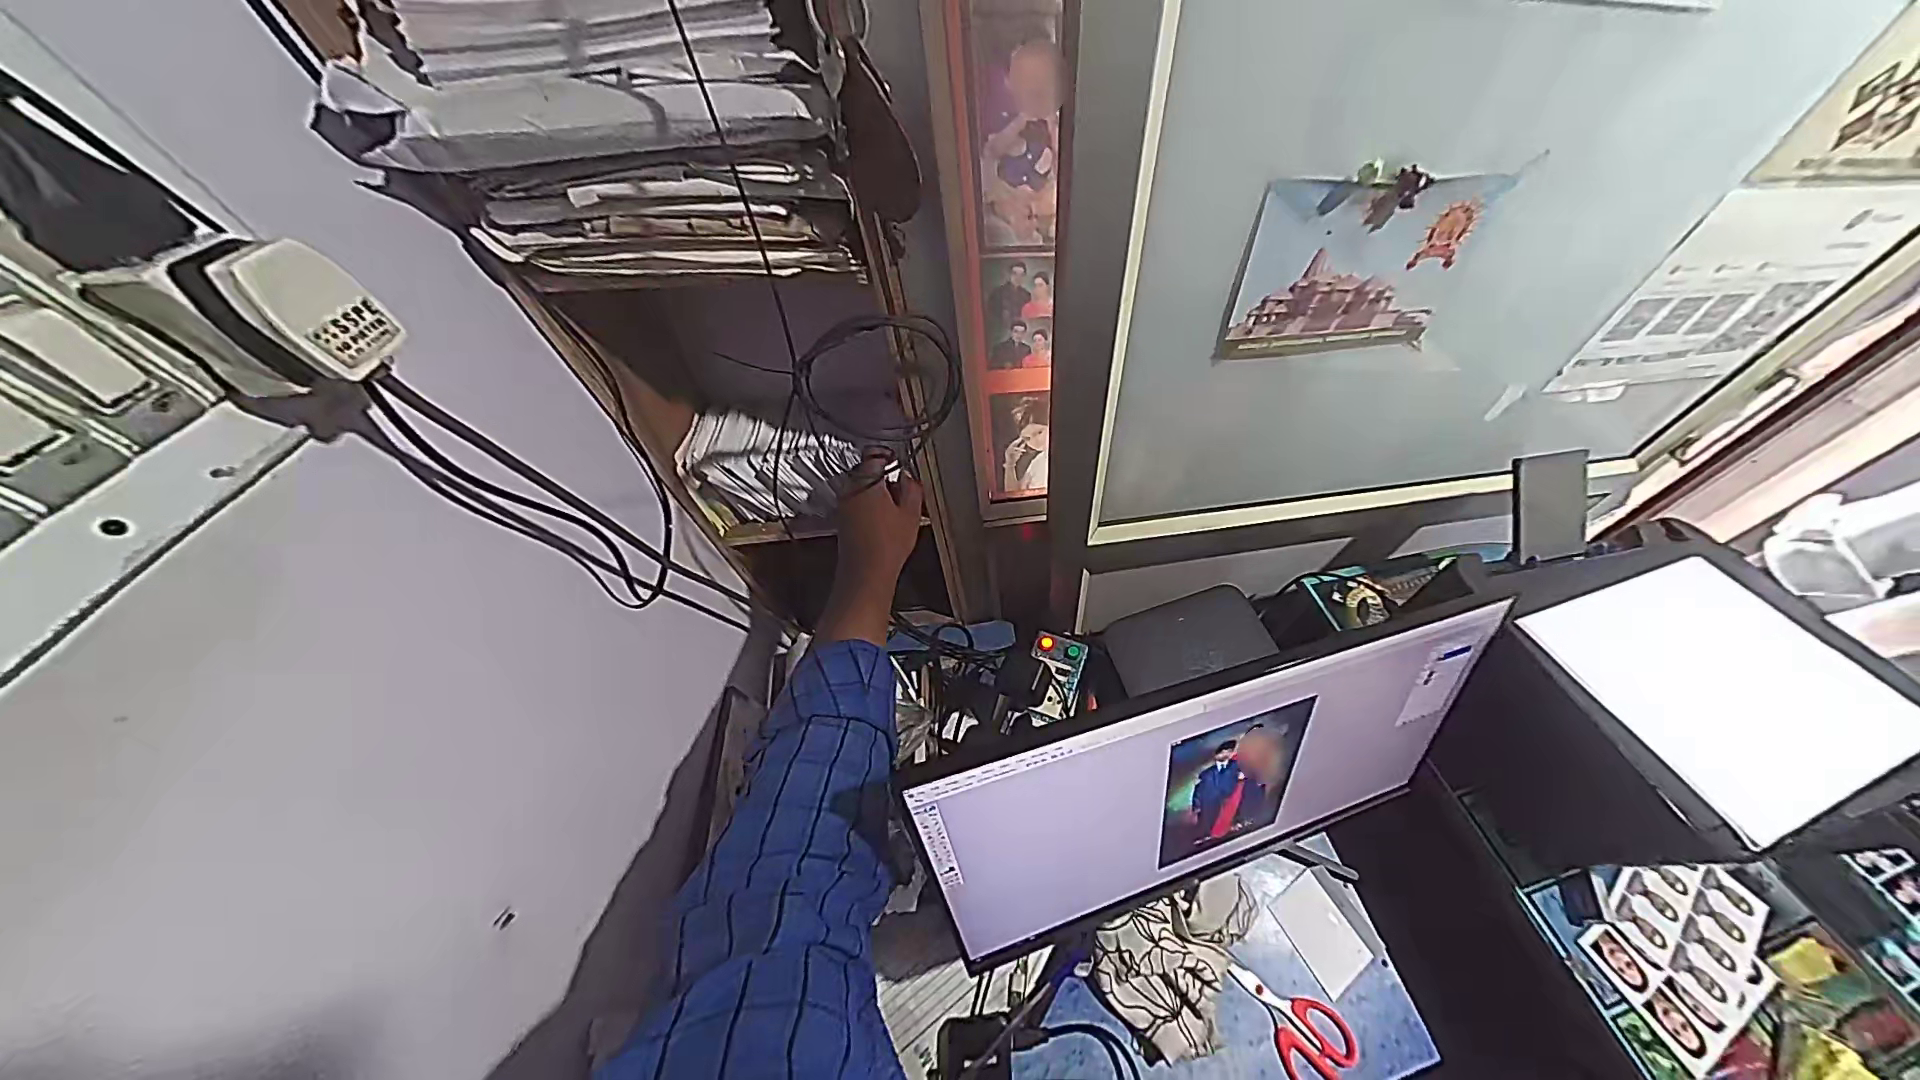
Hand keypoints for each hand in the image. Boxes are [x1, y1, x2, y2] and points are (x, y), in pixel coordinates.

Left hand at [837, 452, 922, 581]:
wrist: (866, 573)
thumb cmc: (887, 544)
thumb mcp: (911, 512)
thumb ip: (912, 487)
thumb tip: (907, 477)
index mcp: (865, 481)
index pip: (875, 455)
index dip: (890, 457)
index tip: (900, 464)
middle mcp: (849, 489)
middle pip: (868, 471)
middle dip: (886, 478)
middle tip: (904, 492)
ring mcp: (843, 504)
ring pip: (863, 488)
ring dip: (878, 493)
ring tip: (896, 511)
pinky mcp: (842, 519)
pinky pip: (858, 503)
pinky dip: (871, 507)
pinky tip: (885, 523)